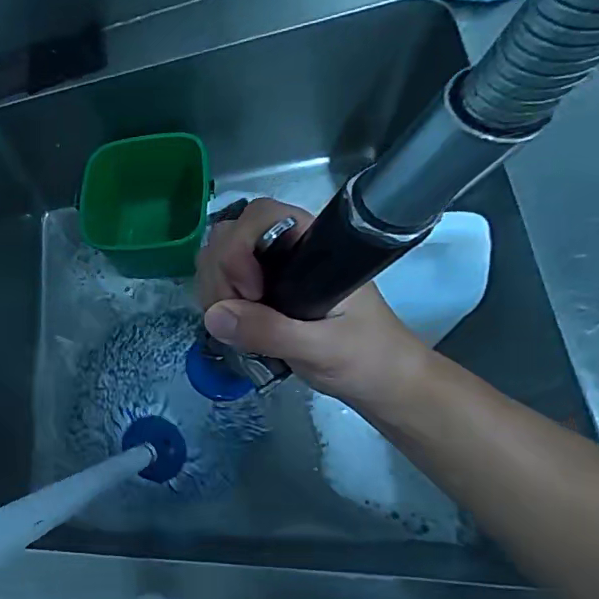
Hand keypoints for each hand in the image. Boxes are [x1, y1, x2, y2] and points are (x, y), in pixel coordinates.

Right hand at [195, 197, 430, 409]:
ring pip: (221, 260)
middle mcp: (288, 248)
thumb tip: (215, 316)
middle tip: (237, 319)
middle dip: (221, 275)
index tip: (252, 292)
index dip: (241, 248)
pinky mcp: (264, 294)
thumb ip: (270, 331)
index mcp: (312, 243)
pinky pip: (224, 286)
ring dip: (216, 292)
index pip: (259, 216)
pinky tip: (234, 330)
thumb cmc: (368, 357)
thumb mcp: (322, 348)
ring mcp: (272, 271)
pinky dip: (219, 306)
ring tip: (237, 330)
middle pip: (230, 235)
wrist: (384, 382)